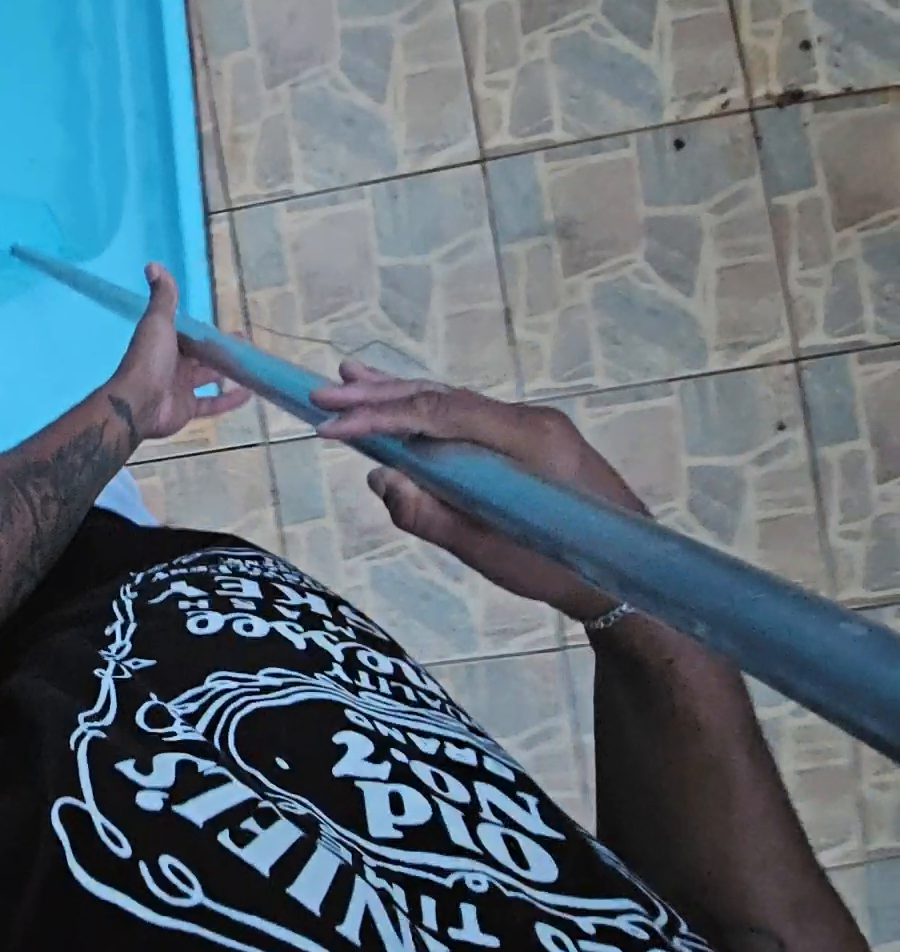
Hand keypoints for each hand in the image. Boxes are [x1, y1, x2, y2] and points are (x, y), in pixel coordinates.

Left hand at [107, 263, 252, 441]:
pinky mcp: (187, 409)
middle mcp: (173, 364)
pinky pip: (212, 404)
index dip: (209, 332)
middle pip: (203, 356)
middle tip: (248, 347)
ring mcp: (180, 388)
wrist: (138, 402)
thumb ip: (163, 297)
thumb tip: (152, 265)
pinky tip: (250, 393)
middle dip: (223, 352)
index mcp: (167, 342)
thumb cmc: (149, 359)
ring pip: (209, 378)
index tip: (233, 328)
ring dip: (229, 374)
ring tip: (254, 367)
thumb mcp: (158, 322)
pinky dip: (230, 400)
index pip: (192, 335)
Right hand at [309, 361, 646, 621]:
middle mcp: (523, 420)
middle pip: (437, 397)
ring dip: (392, 391)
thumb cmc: (561, 564)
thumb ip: (428, 513)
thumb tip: (377, 476)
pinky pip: (457, 415)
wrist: (630, 574)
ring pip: (445, 400)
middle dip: (375, 394)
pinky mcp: (515, 439)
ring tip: (344, 377)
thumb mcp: (486, 549)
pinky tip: (392, 396)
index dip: (377, 417)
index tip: (328, 426)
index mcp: (524, 440)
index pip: (436, 414)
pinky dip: (417, 407)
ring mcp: (521, 426)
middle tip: (320, 392)